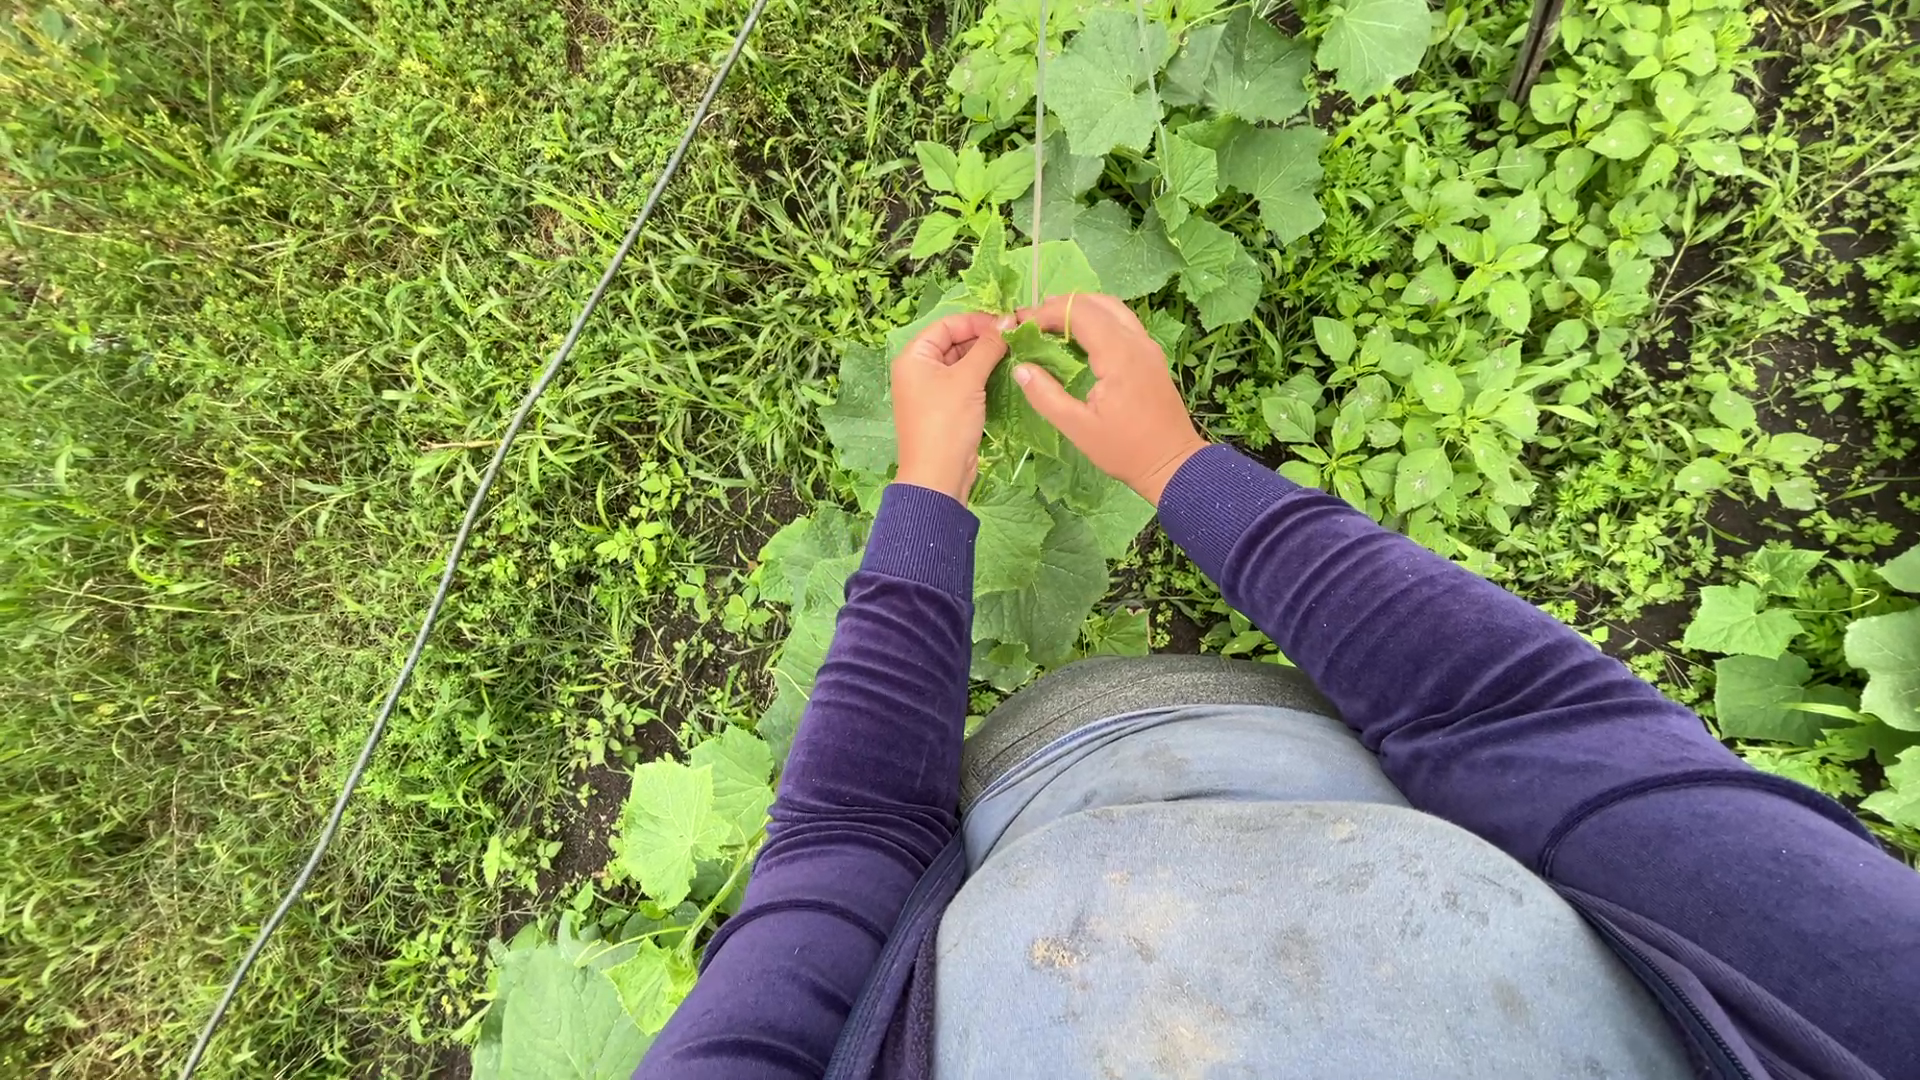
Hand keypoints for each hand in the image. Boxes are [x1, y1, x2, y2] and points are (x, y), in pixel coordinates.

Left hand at [891, 312, 1010, 501]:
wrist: (938, 476)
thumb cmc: (946, 423)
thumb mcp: (968, 379)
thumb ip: (988, 347)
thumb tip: (1007, 321)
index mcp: (914, 357)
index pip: (947, 325)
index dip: (976, 321)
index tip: (1007, 324)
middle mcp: (920, 371)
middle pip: (955, 343)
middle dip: (984, 340)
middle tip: (1017, 339)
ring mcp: (933, 392)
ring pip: (963, 365)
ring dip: (987, 360)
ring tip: (1016, 355)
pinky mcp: (947, 410)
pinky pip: (966, 385)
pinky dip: (984, 379)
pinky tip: (1008, 375)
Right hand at [1010, 293, 1207, 505]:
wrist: (1171, 463)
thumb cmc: (1124, 450)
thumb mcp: (1077, 428)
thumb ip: (1046, 396)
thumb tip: (1021, 368)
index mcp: (1118, 355)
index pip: (1079, 313)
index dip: (1046, 313)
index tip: (1021, 325)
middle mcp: (1136, 342)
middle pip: (1096, 303)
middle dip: (1060, 306)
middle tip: (1031, 320)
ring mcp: (1148, 347)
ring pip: (1113, 309)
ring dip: (1081, 308)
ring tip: (1051, 322)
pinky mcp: (1151, 356)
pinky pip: (1123, 323)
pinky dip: (1097, 320)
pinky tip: (1079, 338)